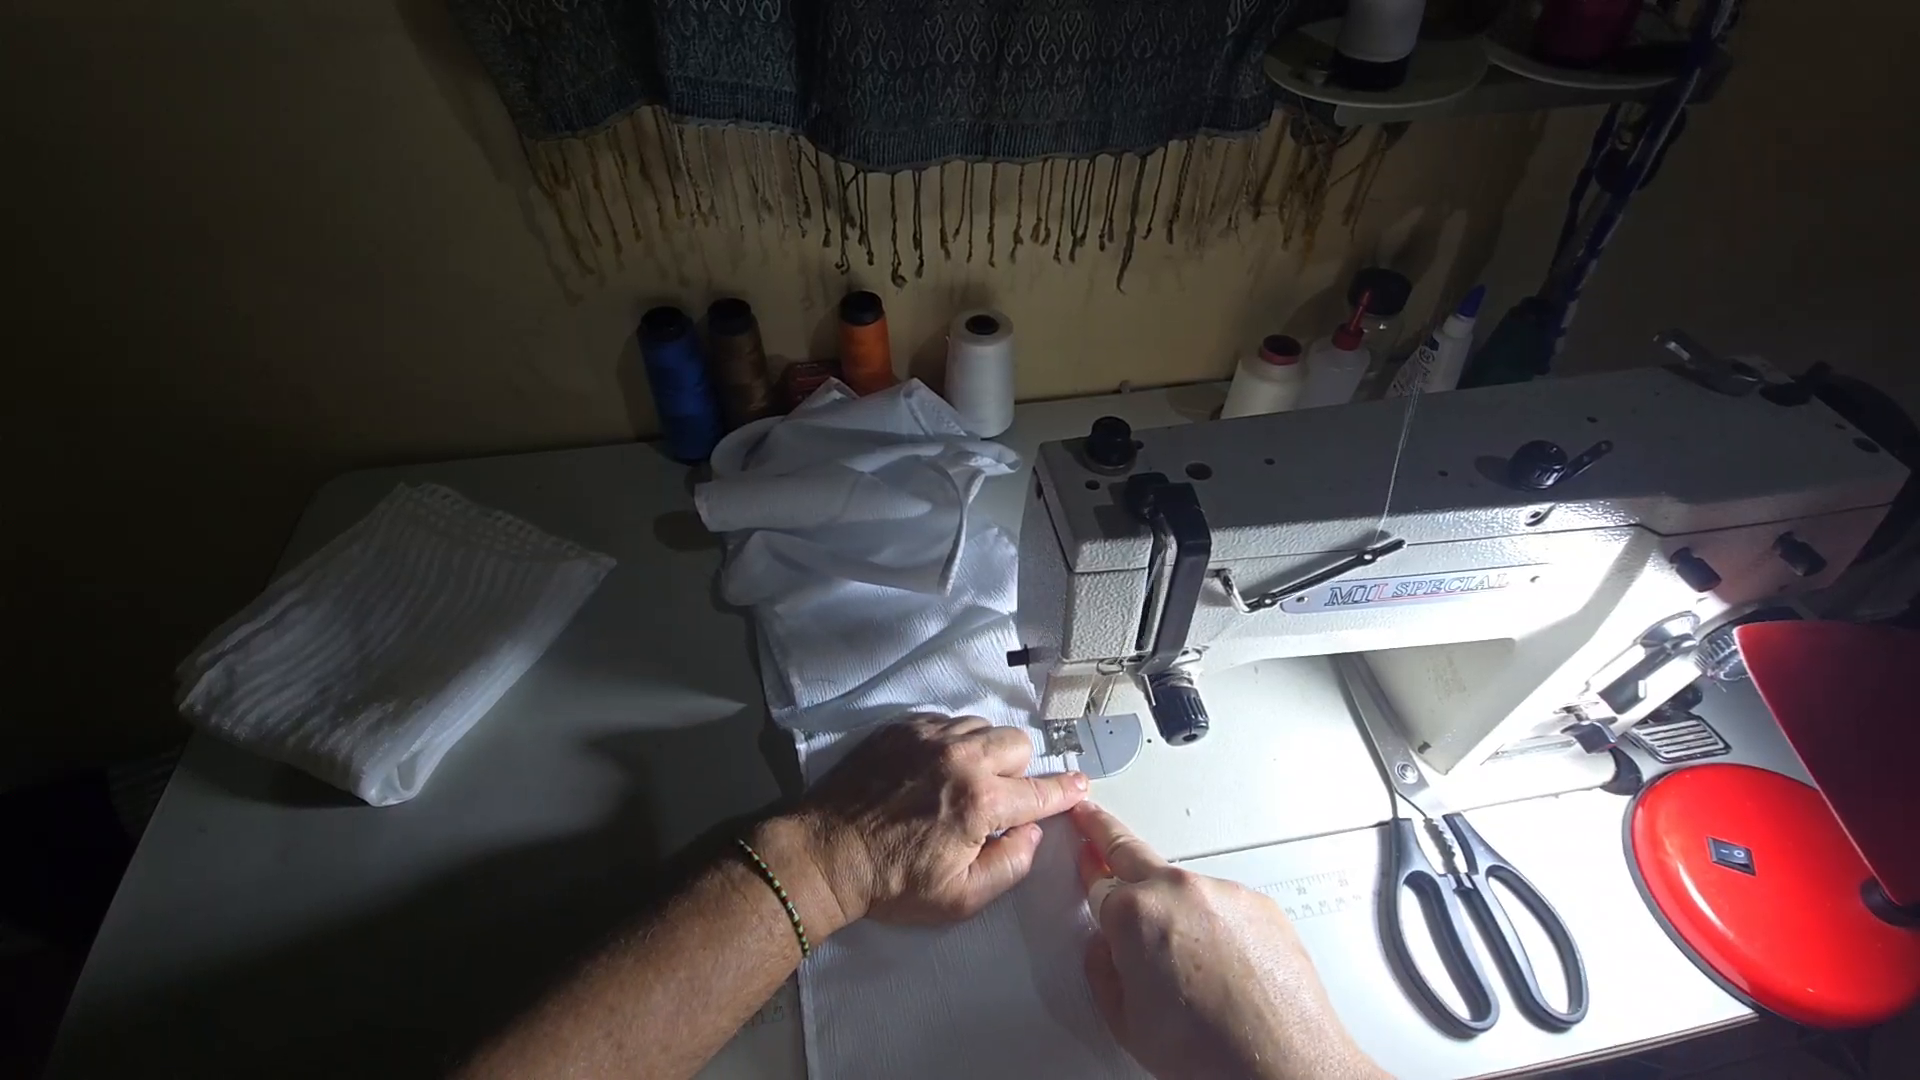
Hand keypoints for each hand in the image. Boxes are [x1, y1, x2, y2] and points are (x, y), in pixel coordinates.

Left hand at [778, 715, 1088, 926]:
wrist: (828, 853)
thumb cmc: (893, 883)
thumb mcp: (960, 898)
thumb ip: (1009, 865)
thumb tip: (1031, 833)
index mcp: (980, 802)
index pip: (1040, 791)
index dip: (1066, 790)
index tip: (1080, 784)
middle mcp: (961, 758)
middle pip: (1017, 743)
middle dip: (1018, 769)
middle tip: (997, 796)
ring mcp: (929, 736)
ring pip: (983, 726)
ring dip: (984, 750)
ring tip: (963, 779)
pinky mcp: (903, 727)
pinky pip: (946, 721)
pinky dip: (951, 741)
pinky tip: (935, 766)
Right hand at [1074, 803, 1386, 1079]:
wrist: (1285, 1068)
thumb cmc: (1211, 1055)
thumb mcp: (1127, 1022)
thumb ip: (1104, 970)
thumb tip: (1106, 950)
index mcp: (1133, 912)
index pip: (1097, 881)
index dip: (1089, 873)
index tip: (1085, 857)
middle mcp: (1175, 889)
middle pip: (1129, 849)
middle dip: (1104, 832)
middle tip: (1092, 819)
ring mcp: (1219, 891)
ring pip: (1182, 888)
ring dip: (1176, 908)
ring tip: (1191, 962)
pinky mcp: (1256, 901)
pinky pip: (1222, 904)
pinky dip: (1218, 925)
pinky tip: (1224, 965)